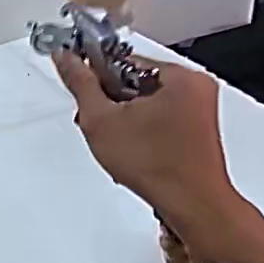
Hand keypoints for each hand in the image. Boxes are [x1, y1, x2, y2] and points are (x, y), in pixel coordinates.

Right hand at [50, 52, 248, 242]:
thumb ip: (80, 83)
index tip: (83, 87)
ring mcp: (198, 109)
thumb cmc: (156, 165)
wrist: (190, 204)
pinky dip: (138, 127)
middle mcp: (195, 88)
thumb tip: (66, 58)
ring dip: (121, 115)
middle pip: (133, 80)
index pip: (124, 59)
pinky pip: (157, 115)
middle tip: (98, 120)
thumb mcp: (101, 118)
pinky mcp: (194, 128)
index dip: (97, 75)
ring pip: (143, 100)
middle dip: (109, 99)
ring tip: (115, 138)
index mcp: (181, 77)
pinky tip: (129, 146)